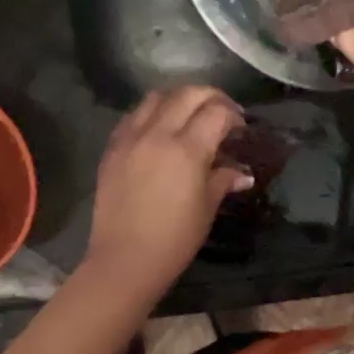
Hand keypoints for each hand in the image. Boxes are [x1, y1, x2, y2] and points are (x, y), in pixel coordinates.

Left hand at [83, 87, 251, 297]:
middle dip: (210, 97)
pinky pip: (133, 116)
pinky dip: (151, 114)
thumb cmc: (175, 240)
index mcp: (187, 150)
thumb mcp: (206, 209)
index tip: (240, 128)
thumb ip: (223, 181)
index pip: (217, 113)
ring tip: (189, 116)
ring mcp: (130, 138)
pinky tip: (159, 131)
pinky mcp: (112, 148)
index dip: (234, 115)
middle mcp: (157, 133)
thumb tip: (242, 173)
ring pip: (156, 97)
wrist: (125, 259)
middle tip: (221, 112)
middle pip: (187, 94)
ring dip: (178, 99)